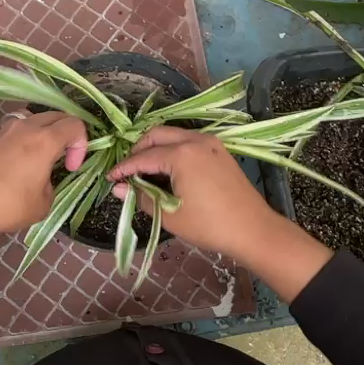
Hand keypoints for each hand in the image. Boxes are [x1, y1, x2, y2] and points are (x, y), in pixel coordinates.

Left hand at [0, 112, 88, 241]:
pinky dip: (31, 137)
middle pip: (58, 116)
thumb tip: (44, 177)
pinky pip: (22, 128)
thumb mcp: (43, 203)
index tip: (71, 167)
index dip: (81, 145)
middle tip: (64, 159)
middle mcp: (26, 127)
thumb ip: (52, 183)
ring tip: (46, 157)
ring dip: (48, 133)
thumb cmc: (8, 206)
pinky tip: (26, 160)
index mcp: (44, 140)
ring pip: (38, 119)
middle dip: (68, 134)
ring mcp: (7, 129)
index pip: (75, 124)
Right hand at [108, 127, 332, 301]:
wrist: (253, 229)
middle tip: (127, 171)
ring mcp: (210, 143)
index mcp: (181, 154)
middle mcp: (195, 140)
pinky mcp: (220, 151)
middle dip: (138, 150)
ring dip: (155, 148)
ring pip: (173, 135)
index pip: (143, 157)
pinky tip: (168, 171)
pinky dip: (173, 150)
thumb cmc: (209, 225)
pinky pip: (188, 141)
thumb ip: (142, 197)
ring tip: (145, 171)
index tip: (110, 178)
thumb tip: (119, 188)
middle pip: (156, 135)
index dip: (124, 168)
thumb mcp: (170, 215)